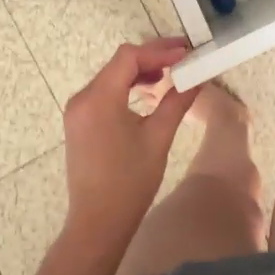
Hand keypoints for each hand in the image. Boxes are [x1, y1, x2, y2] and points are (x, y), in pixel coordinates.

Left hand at [62, 38, 200, 242]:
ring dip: (140, 71)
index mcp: (99, 99)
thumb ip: (177, 101)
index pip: (129, 57)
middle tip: (183, 58)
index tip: (186, 53)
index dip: (159, 51)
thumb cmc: (129, 182)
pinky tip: (148, 93)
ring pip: (112, 75)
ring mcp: (78, 111)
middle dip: (151, 57)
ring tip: (170, 75)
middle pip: (119, 63)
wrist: (98, 223)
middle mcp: (82, 98)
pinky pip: (105, 91)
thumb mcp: (158, 138)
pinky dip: (127, 86)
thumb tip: (197, 78)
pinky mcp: (80, 122)